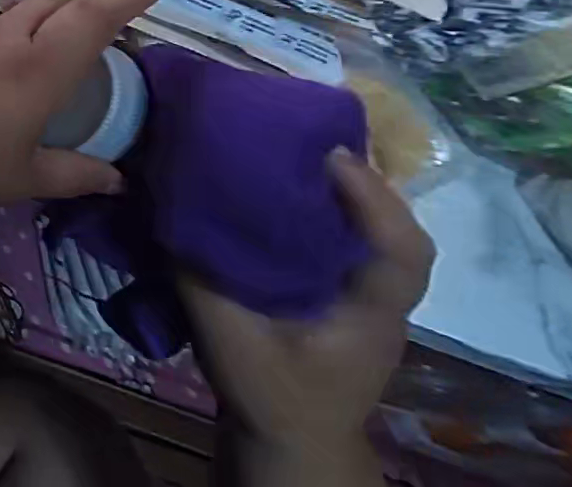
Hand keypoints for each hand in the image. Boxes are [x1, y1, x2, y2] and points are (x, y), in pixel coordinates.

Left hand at [0, 0, 174, 213]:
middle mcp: (0, 36)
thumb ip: (75, 174)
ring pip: (7, 9)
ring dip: (29, 19)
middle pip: (50, 4)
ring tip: (31, 50)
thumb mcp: (22, 179)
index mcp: (37, 68)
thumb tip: (116, 180)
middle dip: (77, 11)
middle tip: (88, 37)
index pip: (93, 15)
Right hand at [179, 148, 434, 477]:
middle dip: (356, 175)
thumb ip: (200, 277)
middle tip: (300, 133)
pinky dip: (321, 200)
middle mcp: (378, 296)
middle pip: (393, 226)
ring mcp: (362, 290)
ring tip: (292, 146)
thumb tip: (171, 209)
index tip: (327, 153)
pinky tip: (282, 182)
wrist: (292, 438)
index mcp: (368, 313)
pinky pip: (342, 233)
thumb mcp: (227, 340)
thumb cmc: (269, 393)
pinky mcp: (339, 285)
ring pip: (372, 226)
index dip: (373, 199)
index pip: (401, 252)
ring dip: (340, 183)